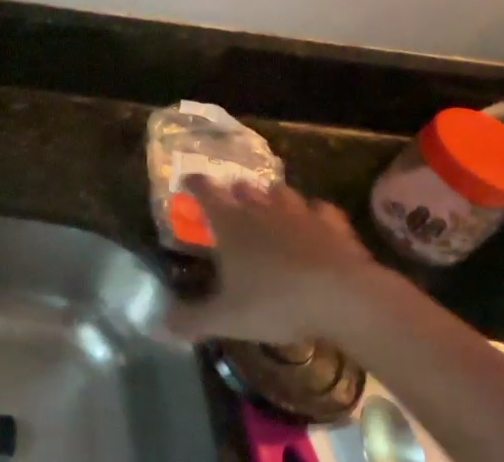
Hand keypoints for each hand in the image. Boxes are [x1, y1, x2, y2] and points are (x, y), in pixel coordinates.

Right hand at [163, 176, 389, 344]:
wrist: (344, 298)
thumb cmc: (276, 302)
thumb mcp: (227, 318)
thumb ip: (191, 319)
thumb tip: (159, 323)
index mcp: (230, 223)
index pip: (205, 192)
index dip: (195, 184)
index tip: (188, 180)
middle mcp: (261, 209)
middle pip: (244, 188)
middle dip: (236, 191)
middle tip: (234, 201)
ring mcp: (299, 213)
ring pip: (281, 193)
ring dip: (273, 197)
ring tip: (272, 207)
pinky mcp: (333, 224)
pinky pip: (321, 209)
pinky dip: (315, 213)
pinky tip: (316, 222)